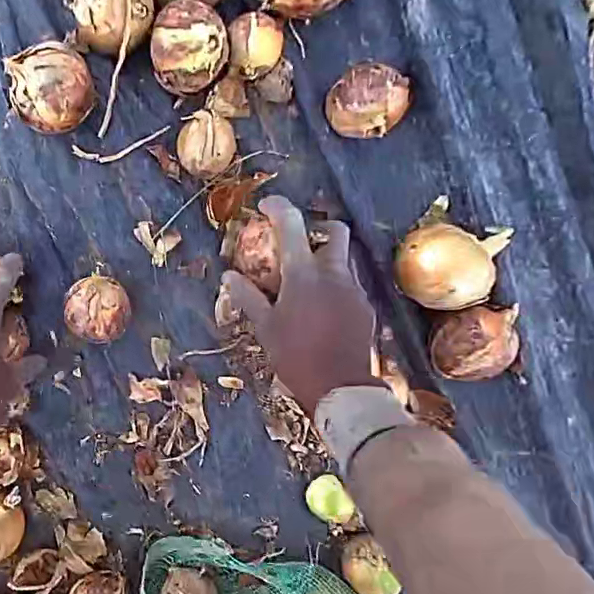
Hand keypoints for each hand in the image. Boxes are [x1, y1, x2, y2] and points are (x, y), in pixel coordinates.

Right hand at [223, 197, 384, 413]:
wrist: (341, 387)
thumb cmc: (295, 357)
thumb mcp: (266, 328)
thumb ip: (248, 297)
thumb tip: (229, 276)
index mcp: (303, 274)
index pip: (292, 225)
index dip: (278, 207)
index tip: (266, 205)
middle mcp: (333, 273)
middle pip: (335, 231)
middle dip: (319, 228)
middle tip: (300, 243)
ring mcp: (354, 289)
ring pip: (344, 259)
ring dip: (327, 260)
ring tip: (307, 283)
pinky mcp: (365, 307)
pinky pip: (350, 285)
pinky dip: (335, 286)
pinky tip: (323, 309)